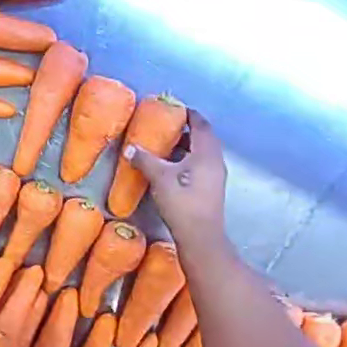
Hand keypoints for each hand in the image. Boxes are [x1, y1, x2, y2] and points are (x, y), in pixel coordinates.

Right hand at [124, 108, 227, 248]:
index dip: (189, 114)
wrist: (201, 237)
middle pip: (203, 138)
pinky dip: (187, 161)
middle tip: (166, 127)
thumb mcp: (160, 178)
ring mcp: (215, 176)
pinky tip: (171, 169)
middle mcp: (215, 161)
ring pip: (201, 153)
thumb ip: (145, 160)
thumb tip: (130, 148)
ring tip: (165, 147)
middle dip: (186, 131)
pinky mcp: (211, 189)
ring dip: (186, 147)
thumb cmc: (182, 203)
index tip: (175, 108)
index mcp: (207, 152)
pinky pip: (200, 166)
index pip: (201, 124)